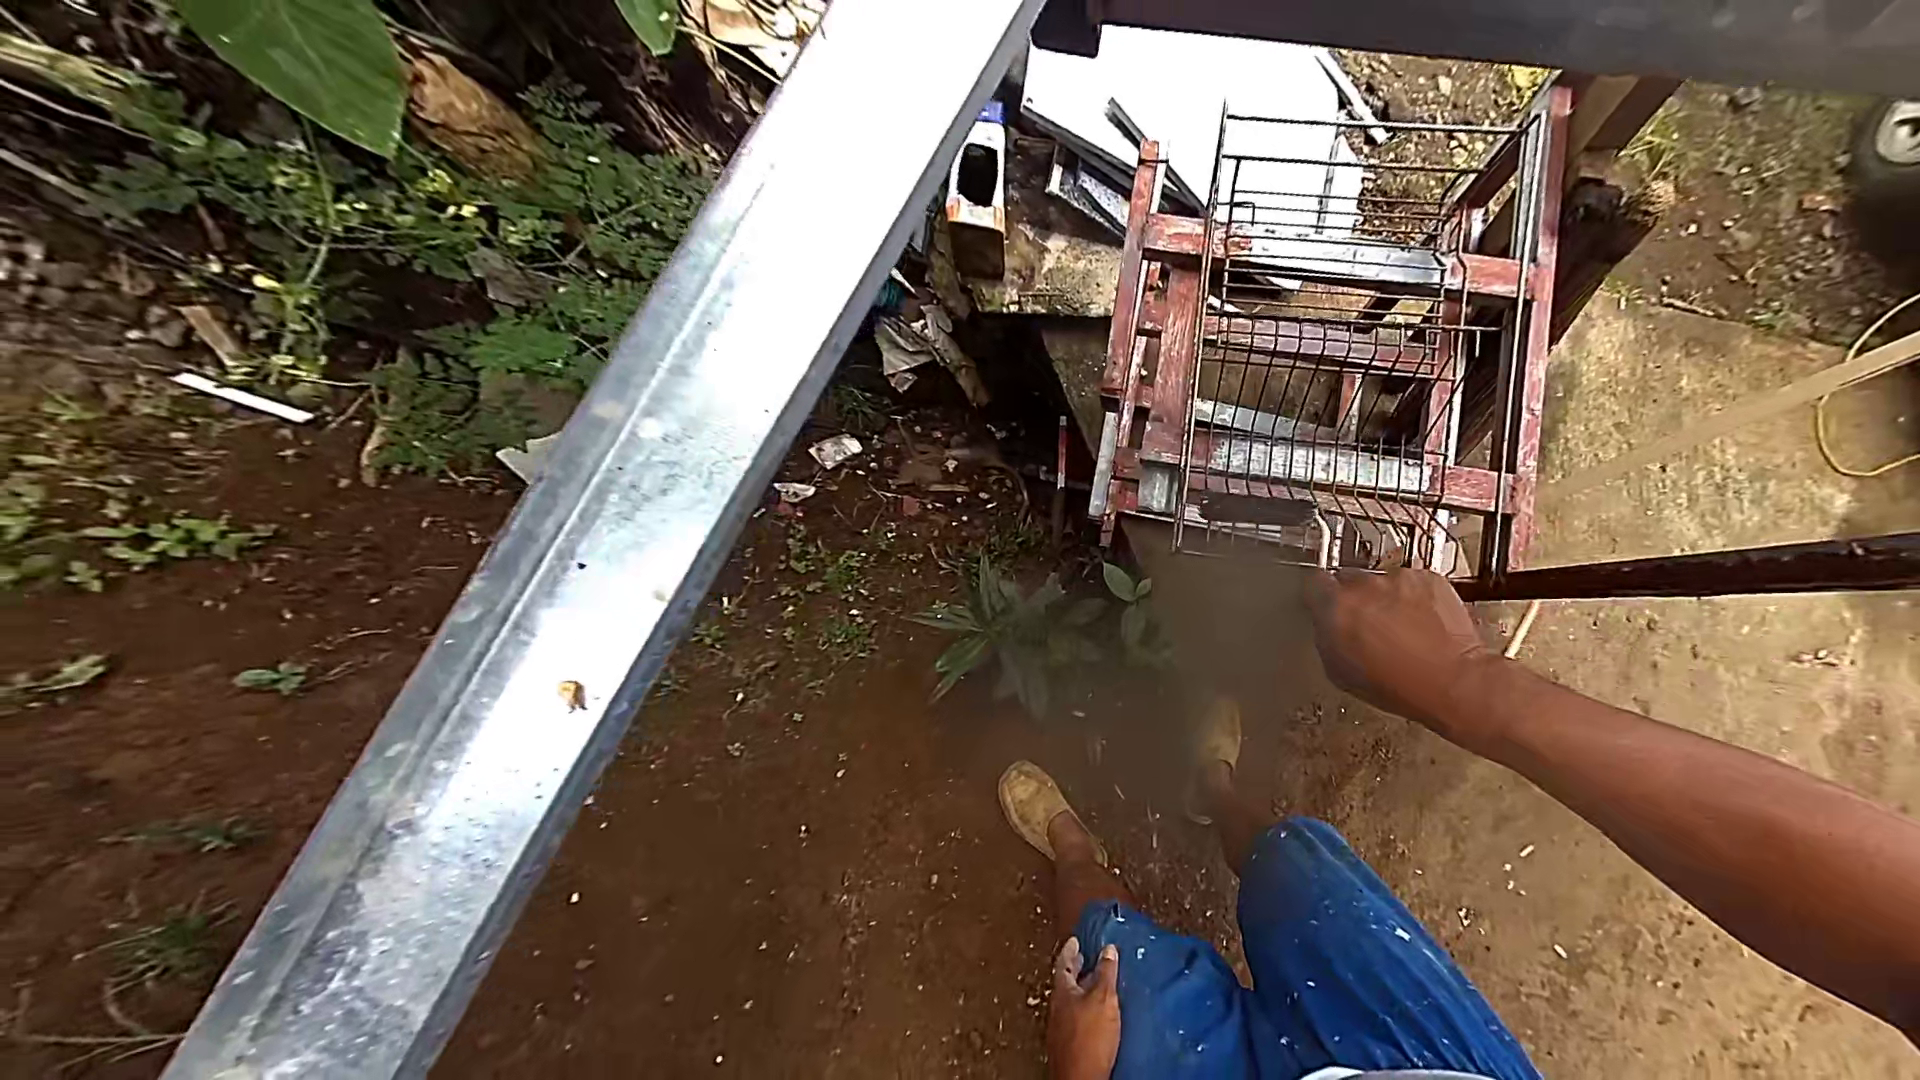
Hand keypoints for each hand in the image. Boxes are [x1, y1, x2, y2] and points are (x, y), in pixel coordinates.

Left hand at [1047, 937, 1119, 1079]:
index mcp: (1062, 990)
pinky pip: (1074, 1015)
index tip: (1075, 940)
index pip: (1063, 962)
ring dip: (1081, 989)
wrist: (1080, 1079)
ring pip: (1070, 999)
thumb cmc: (1090, 1035)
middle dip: (1075, 969)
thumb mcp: (1103, 999)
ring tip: (1094, 984)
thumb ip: (1106, 973)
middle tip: (1084, 959)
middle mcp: (1057, 1005)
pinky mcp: (1067, 1043)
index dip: (1070, 950)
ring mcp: (1060, 1025)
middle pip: (1065, 981)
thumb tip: (1109, 949)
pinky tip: (1094, 1014)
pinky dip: (1083, 1007)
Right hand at [1303, 567, 1495, 735]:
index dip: (1319, 594)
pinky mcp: (1428, 579)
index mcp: (1334, 605)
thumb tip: (1325, 626)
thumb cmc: (1398, 682)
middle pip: (1348, 579)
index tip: (1324, 602)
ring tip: (1400, 625)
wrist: (1453, 682)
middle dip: (1354, 598)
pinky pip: (1412, 582)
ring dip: (1385, 597)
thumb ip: (1325, 637)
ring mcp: (1397, 579)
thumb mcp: (1338, 670)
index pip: (1314, 582)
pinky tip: (1420, 620)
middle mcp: (1363, 585)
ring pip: (1381, 581)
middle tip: (1366, 621)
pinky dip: (1414, 596)